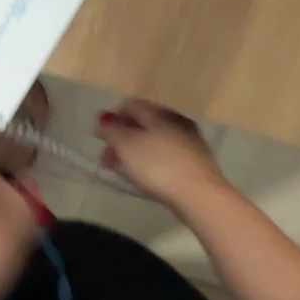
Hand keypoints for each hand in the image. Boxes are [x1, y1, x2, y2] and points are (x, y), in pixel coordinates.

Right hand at [94, 99, 230, 210]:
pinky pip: (167, 153)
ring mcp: (189, 140)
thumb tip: (103, 118)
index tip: (100, 139)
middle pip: (143, 122)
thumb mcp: (127, 145)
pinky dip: (153, 160)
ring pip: (156, 138)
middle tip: (108, 158)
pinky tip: (148, 175)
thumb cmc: (158, 166)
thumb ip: (112, 129)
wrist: (198, 194)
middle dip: (123, 137)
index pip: (131, 105)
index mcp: (159, 113)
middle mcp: (176, 121)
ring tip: (126, 169)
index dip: (112, 119)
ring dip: (137, 150)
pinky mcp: (196, 161)